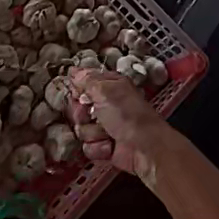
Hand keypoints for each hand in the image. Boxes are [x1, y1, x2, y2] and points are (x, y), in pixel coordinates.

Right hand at [68, 70, 179, 187]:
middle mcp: (106, 104)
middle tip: (92, 115)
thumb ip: (86, 80)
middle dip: (82, 115)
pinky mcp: (105, 146)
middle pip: (78, 108)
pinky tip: (110, 147)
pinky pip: (88, 147)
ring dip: (93, 133)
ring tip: (107, 133)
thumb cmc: (127, 114)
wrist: (146, 147)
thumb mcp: (105, 90)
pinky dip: (98, 148)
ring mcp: (105, 126)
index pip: (83, 84)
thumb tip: (73, 70)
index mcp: (109, 86)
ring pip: (81, 129)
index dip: (78, 90)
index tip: (78, 94)